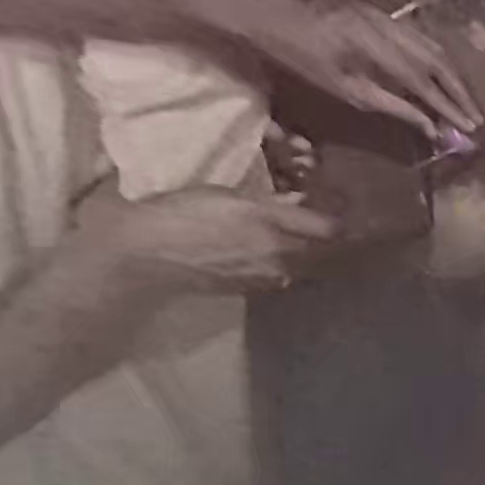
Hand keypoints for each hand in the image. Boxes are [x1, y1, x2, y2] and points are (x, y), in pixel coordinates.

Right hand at [69, 184, 337, 295]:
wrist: (141, 256)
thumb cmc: (172, 214)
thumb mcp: (220, 196)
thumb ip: (266, 203)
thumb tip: (299, 202)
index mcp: (265, 220)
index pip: (329, 227)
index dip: (340, 221)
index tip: (343, 213)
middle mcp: (279, 251)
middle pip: (326, 249)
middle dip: (331, 240)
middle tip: (328, 229)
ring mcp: (274, 274)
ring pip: (310, 264)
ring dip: (313, 254)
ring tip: (306, 242)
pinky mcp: (263, 288)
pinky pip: (290, 275)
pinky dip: (292, 265)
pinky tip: (279, 256)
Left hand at [247, 1, 482, 139]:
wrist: (266, 16)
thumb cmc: (303, 59)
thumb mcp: (350, 91)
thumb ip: (396, 108)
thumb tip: (433, 129)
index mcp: (372, 43)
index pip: (422, 80)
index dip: (449, 106)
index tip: (469, 128)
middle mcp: (382, 24)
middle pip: (435, 60)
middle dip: (459, 92)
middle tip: (477, 119)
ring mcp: (383, 16)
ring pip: (432, 48)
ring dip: (453, 78)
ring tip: (467, 103)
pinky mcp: (380, 15)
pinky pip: (420, 40)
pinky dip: (439, 63)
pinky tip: (447, 81)